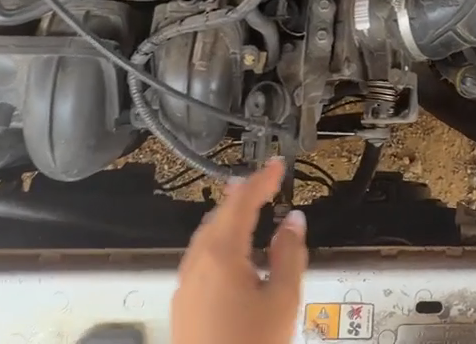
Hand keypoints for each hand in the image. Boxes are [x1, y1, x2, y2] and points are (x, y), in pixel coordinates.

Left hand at [171, 159, 307, 343]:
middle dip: (242, 196)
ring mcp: (184, 288)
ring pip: (206, 239)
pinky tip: (235, 257)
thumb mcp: (283, 300)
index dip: (262, 179)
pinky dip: (219, 245)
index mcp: (220, 254)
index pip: (242, 202)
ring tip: (250, 211)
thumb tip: (293, 222)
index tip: (277, 165)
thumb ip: (289, 253)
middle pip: (218, 216)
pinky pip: (200, 261)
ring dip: (229, 220)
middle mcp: (195, 265)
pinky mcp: (182, 310)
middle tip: (263, 183)